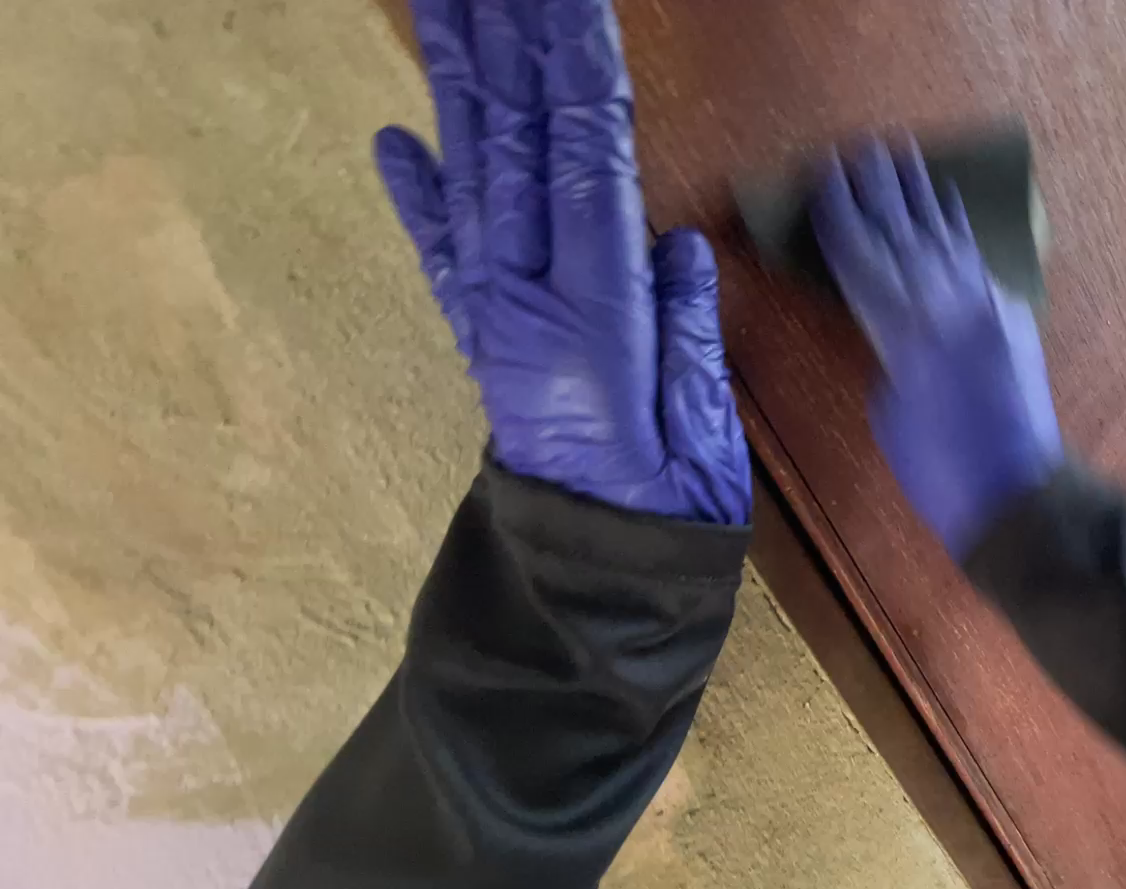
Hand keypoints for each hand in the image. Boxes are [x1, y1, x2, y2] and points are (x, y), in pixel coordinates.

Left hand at [374, 0, 749, 524]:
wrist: (598, 569)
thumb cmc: (669, 508)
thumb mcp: (703, 426)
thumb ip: (686, 331)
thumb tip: (676, 245)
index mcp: (594, 322)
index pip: (588, 172)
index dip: (581, 82)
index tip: (573, 4)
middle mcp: (529, 305)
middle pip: (519, 155)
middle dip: (515, 52)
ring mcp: (497, 320)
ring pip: (476, 184)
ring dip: (464, 90)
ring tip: (454, 7)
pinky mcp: (486, 343)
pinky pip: (446, 260)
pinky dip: (420, 199)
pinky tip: (396, 140)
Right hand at [812, 138, 1063, 555]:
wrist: (1018, 495)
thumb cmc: (938, 472)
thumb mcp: (890, 416)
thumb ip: (887, 357)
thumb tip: (895, 331)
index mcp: (906, 331)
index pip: (862, 257)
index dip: (840, 217)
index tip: (822, 176)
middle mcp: (948, 303)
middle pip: (905, 234)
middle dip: (879, 191)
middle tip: (860, 150)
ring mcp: (987, 305)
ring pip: (947, 237)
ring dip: (922, 196)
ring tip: (903, 155)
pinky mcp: (1012, 317)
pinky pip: (978, 260)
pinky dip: (960, 231)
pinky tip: (950, 206)